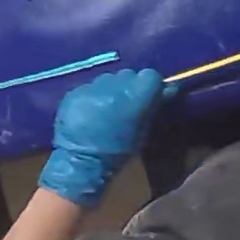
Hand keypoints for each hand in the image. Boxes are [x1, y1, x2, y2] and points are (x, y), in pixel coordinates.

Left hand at [38, 69, 163, 208]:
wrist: (80, 165)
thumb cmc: (118, 154)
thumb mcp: (143, 133)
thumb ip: (153, 108)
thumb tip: (166, 90)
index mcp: (133, 97)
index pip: (150, 75)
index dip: (151, 85)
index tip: (149, 96)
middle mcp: (112, 86)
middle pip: (128, 74)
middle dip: (130, 86)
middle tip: (126, 104)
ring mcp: (90, 87)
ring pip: (108, 79)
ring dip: (111, 90)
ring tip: (106, 109)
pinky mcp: (74, 92)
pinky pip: (89, 87)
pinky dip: (92, 97)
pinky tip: (90, 113)